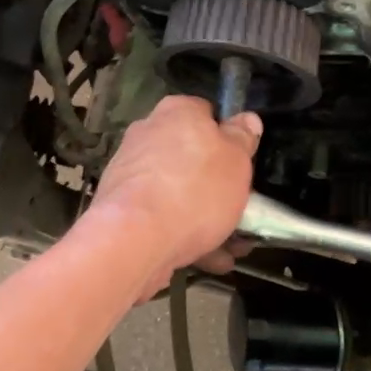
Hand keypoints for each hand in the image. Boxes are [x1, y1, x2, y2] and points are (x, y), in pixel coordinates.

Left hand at [91, 95, 260, 290]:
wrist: (135, 239)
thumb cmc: (195, 189)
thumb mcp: (236, 160)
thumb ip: (243, 138)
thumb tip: (247, 119)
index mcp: (177, 111)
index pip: (207, 114)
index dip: (228, 139)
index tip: (242, 165)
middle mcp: (149, 132)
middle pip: (192, 156)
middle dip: (217, 186)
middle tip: (242, 212)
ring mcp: (132, 170)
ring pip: (179, 190)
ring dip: (205, 217)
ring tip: (232, 249)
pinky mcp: (122, 206)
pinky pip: (162, 215)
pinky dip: (184, 233)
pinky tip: (209, 259)